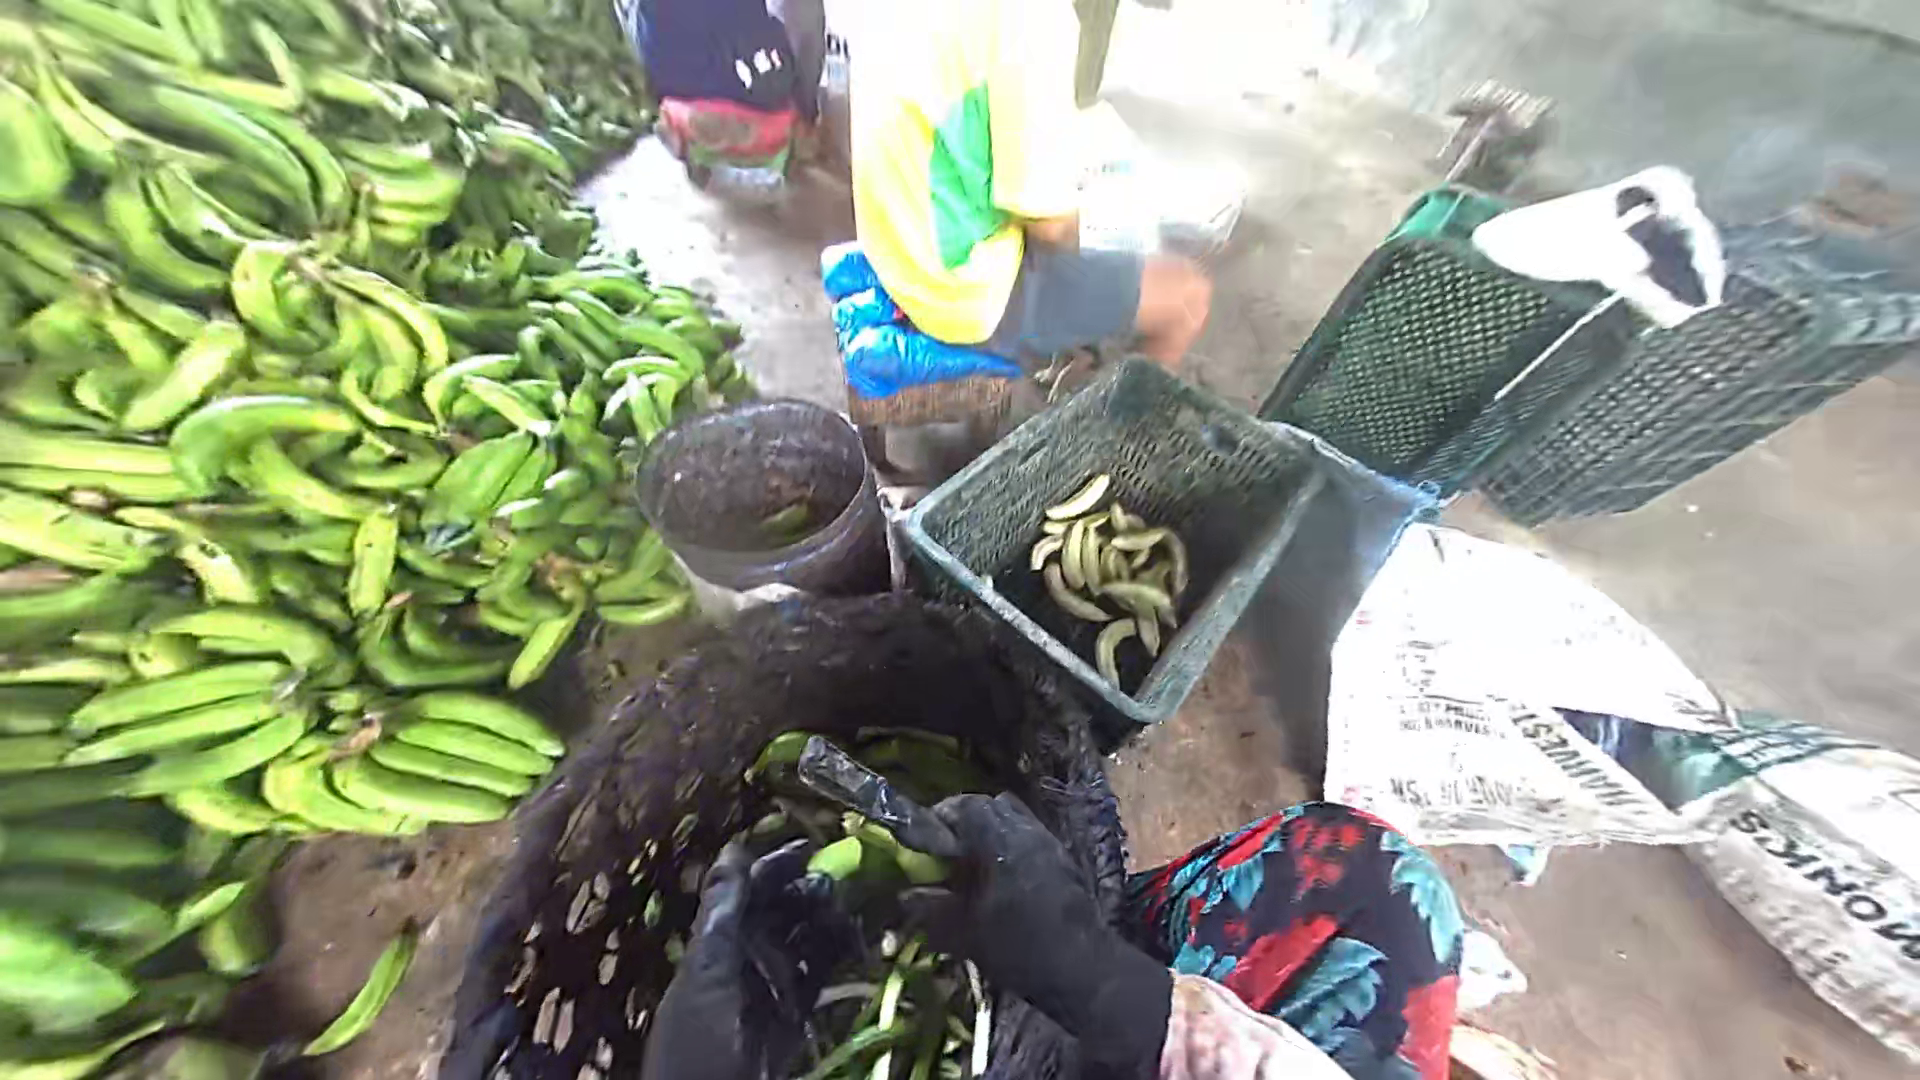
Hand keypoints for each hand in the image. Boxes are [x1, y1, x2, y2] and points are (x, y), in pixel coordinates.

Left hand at [641, 840, 855, 1079]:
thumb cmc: (700, 1043)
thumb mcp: (708, 973)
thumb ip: (723, 912)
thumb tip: (733, 847)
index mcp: (722, 938)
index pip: (754, 888)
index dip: (779, 865)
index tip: (811, 848)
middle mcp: (749, 953)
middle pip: (785, 908)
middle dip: (811, 893)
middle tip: (837, 891)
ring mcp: (772, 981)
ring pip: (806, 935)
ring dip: (829, 922)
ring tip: (849, 921)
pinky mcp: (793, 1011)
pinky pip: (820, 971)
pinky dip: (838, 954)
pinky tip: (857, 945)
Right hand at [909, 794, 1170, 1079]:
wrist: (1085, 970)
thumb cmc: (1023, 949)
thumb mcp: (969, 935)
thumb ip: (932, 911)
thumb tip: (902, 896)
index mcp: (1000, 840)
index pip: (966, 805)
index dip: (942, 815)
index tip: (926, 835)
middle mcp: (1025, 829)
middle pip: (989, 804)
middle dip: (964, 818)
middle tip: (947, 845)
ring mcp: (1046, 839)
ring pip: (1010, 815)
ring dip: (989, 826)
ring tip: (973, 856)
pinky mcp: (1060, 855)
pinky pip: (1027, 830)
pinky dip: (1008, 839)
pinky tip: (1001, 870)